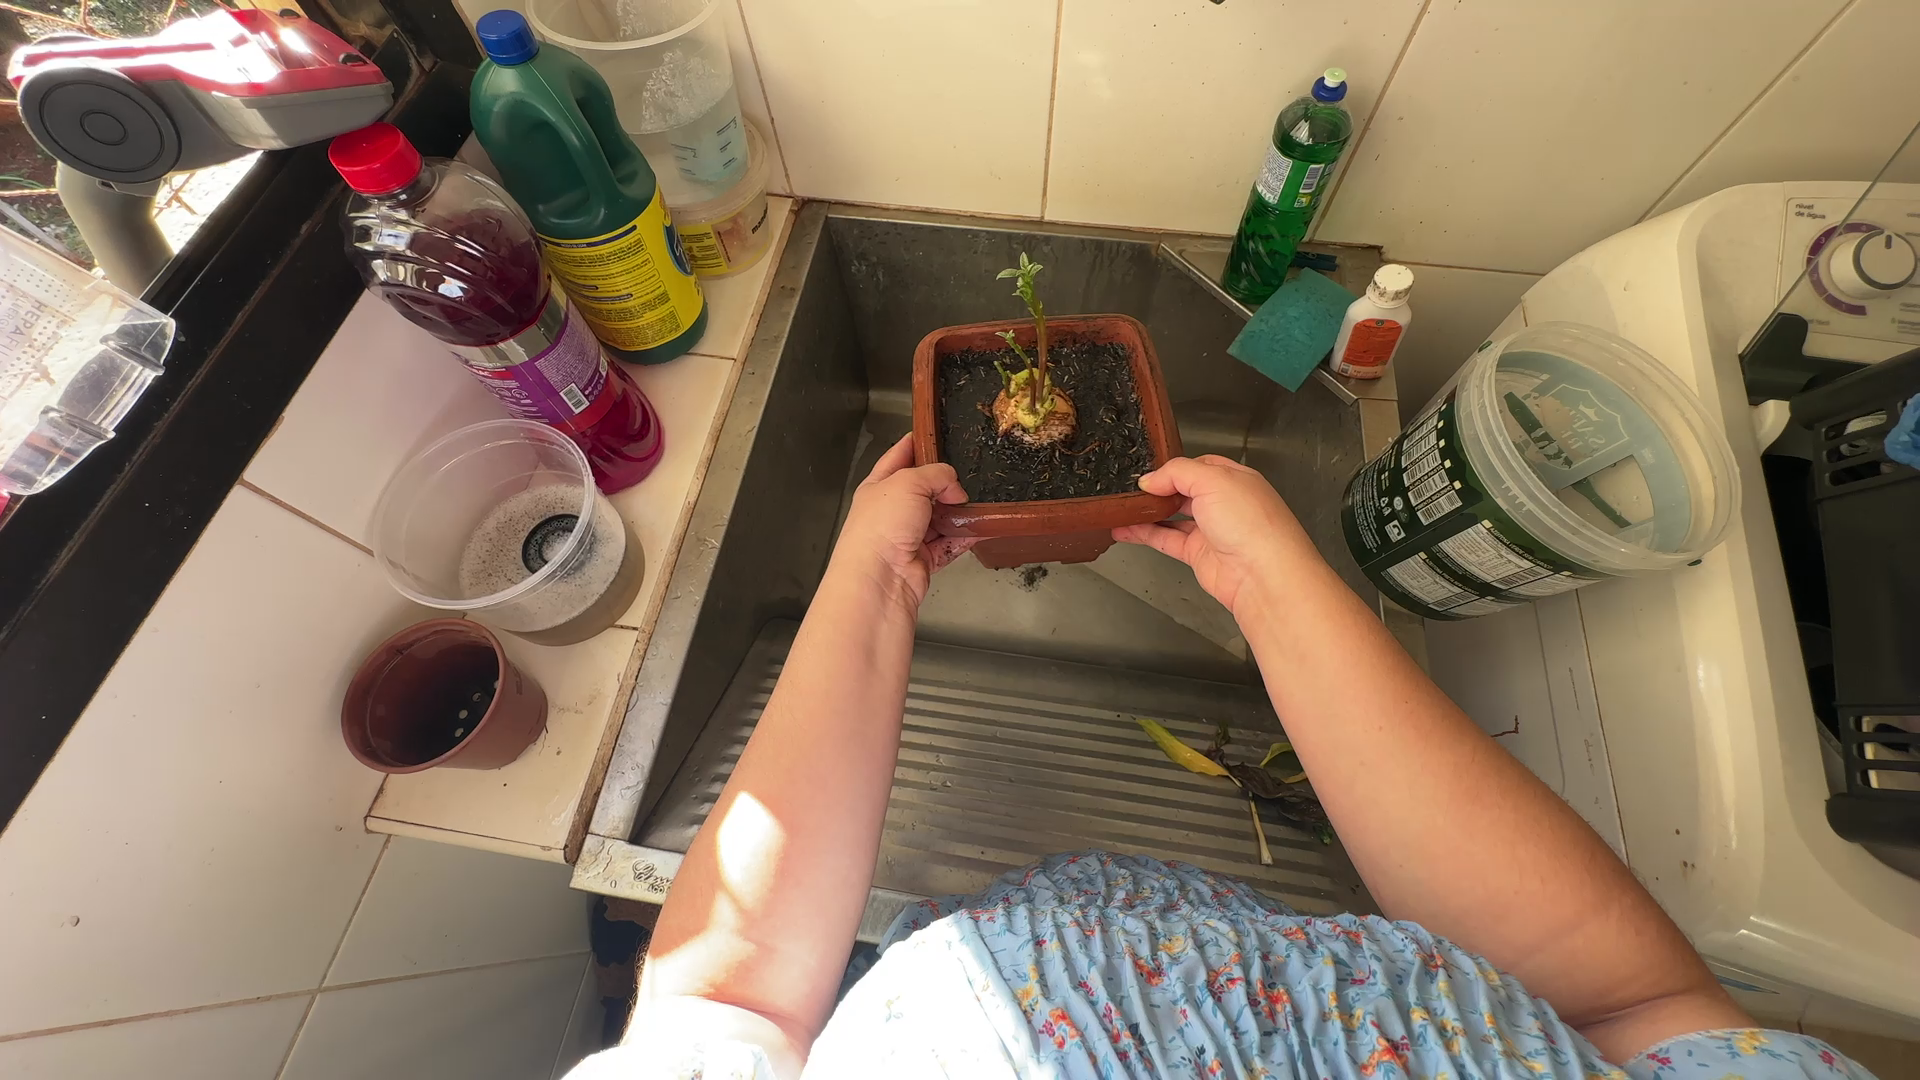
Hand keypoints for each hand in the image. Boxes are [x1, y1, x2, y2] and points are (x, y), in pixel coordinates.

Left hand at [831, 435, 976, 610]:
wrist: (880, 578)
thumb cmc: (881, 526)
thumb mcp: (909, 482)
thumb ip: (936, 475)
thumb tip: (955, 489)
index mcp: (879, 487)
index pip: (897, 457)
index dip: (914, 444)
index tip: (932, 434)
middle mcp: (891, 512)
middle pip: (923, 490)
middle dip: (944, 484)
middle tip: (965, 474)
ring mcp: (907, 537)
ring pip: (939, 518)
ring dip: (957, 512)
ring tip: (977, 501)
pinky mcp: (924, 559)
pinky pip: (949, 544)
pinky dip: (964, 537)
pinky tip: (979, 527)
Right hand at [1111, 455, 1316, 618]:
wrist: (1262, 575)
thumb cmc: (1251, 523)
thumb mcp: (1213, 480)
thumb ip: (1177, 473)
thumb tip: (1150, 480)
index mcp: (1234, 480)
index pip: (1199, 466)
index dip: (1174, 468)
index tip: (1148, 472)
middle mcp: (1224, 504)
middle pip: (1184, 491)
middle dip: (1159, 490)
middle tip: (1131, 490)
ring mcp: (1211, 530)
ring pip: (1172, 516)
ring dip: (1147, 513)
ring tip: (1120, 509)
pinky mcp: (1198, 554)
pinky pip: (1166, 540)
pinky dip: (1144, 534)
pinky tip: (1125, 530)